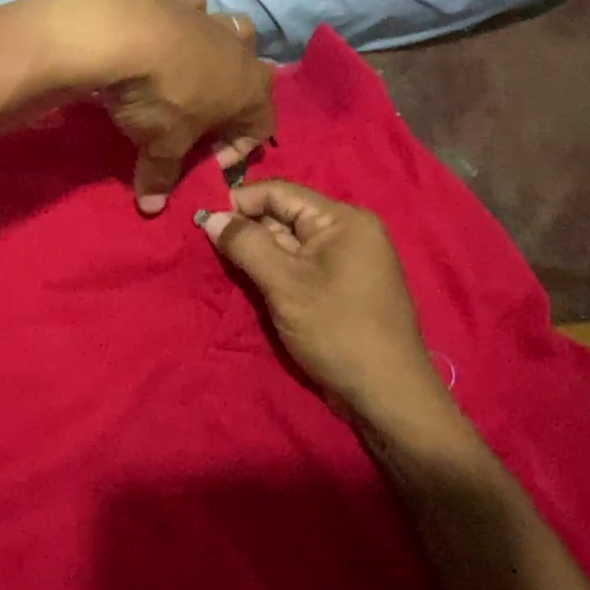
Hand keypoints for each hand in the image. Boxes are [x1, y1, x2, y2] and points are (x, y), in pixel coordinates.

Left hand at [34, 0, 275, 213]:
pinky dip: (183, 25)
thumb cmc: (159, 96)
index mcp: (253, 90)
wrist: (121, 31)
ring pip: (230, 37)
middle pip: (250, 81)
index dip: (233, 152)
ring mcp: (213, 20)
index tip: (201, 162)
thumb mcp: (161, 144)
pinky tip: (159, 38)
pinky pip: (193, 12)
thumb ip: (161, 176)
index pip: (261, 129)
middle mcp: (243, 52)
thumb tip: (151, 207)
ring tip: (184, 78)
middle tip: (197, 122)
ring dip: (215, 58)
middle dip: (230, 103)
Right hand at [199, 180, 450, 424]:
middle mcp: (348, 232)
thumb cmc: (338, 331)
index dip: (239, 201)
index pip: (280, 192)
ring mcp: (346, 261)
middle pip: (283, 215)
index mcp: (343, 220)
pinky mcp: (340, 287)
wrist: (387, 397)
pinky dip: (273, 271)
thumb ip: (245, 244)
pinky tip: (249, 283)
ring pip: (288, 243)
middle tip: (207, 247)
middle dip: (246, 229)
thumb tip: (210, 216)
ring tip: (223, 265)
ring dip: (256, 253)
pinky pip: (299, 266)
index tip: (202, 220)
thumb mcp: (285, 284)